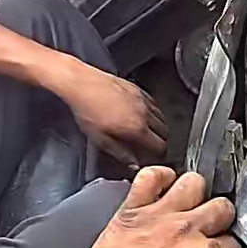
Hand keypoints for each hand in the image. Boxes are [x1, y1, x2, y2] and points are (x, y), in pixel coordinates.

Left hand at [49, 60, 166, 166]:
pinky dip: (153, 112)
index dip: (159, 154)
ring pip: (162, 117)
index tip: (155, 157)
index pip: (160, 146)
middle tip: (152, 146)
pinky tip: (143, 114)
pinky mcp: (138, 89)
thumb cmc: (87, 110)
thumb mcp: (100, 139)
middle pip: (165, 131)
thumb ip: (120, 153)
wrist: (82, 84)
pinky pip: (154, 103)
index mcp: (137, 128)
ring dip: (158, 126)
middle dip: (160, 141)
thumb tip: (133, 164)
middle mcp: (144, 113)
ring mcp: (142, 99)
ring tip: (148, 132)